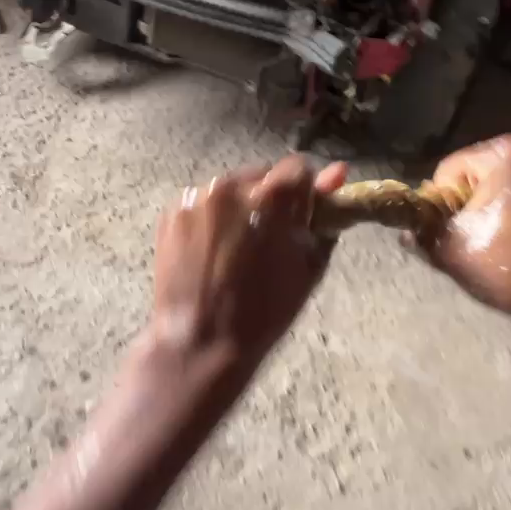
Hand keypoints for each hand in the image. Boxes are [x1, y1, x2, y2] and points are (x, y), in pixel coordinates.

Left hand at [141, 156, 347, 387]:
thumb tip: (338, 175)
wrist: (200, 342)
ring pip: (232, 188)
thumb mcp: (308, 267)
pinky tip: (215, 251)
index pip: (299, 167)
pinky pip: (204, 203)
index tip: (304, 213)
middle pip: (263, 175)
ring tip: (241, 247)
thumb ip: (323, 216)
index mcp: (269, 198)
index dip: (306, 189)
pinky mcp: (172, 212)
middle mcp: (230, 186)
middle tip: (272, 235)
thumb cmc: (263, 312)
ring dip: (242, 206)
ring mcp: (196, 198)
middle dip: (272, 198)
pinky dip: (214, 218)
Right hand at [418, 135, 510, 329]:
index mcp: (505, 153)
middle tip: (474, 240)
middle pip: (476, 173)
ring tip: (497, 242)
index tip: (454, 234)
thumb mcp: (453, 253)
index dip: (442, 204)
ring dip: (492, 206)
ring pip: (501, 182)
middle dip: (468, 203)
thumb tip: (405, 226)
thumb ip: (421, 233)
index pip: (449, 171)